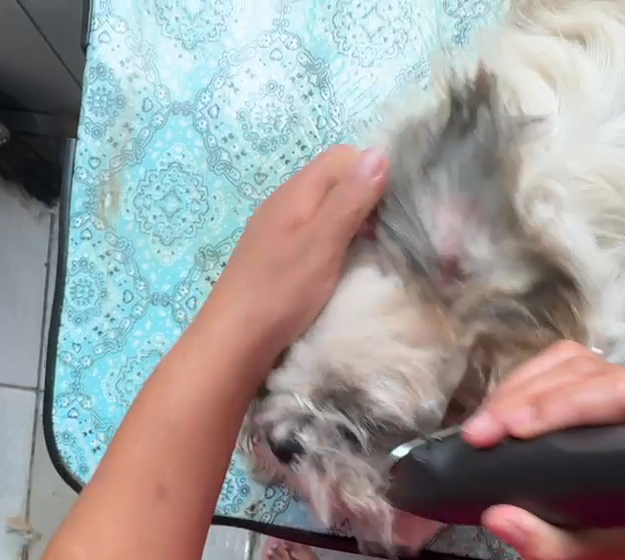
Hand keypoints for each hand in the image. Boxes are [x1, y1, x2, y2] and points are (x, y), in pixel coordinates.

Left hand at [191, 145, 387, 371]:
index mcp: (295, 192)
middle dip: (363, 200)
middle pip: (333, 182)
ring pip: (323, 211)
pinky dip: (331, 245)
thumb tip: (379, 152)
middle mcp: (283, 204)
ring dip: (349, 225)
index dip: (372, 173)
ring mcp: (276, 232)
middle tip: (382, 235)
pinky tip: (338, 269)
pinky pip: (311, 236)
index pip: (343, 157)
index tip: (391, 209)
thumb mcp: (321, 243)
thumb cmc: (279, 292)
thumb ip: (349, 199)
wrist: (233, 342)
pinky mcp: (274, 258)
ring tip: (365, 253)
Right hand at [461, 342, 624, 559]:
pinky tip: (494, 413)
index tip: (511, 433)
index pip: (619, 393)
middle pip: (582, 371)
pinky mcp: (593, 381)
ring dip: (515, 389)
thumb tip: (495, 516)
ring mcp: (621, 381)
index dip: (560, 405)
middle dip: (521, 400)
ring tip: (482, 425)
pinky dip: (517, 385)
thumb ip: (544, 543)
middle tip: (477, 435)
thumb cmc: (622, 538)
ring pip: (565, 362)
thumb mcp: (584, 551)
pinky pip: (554, 366)